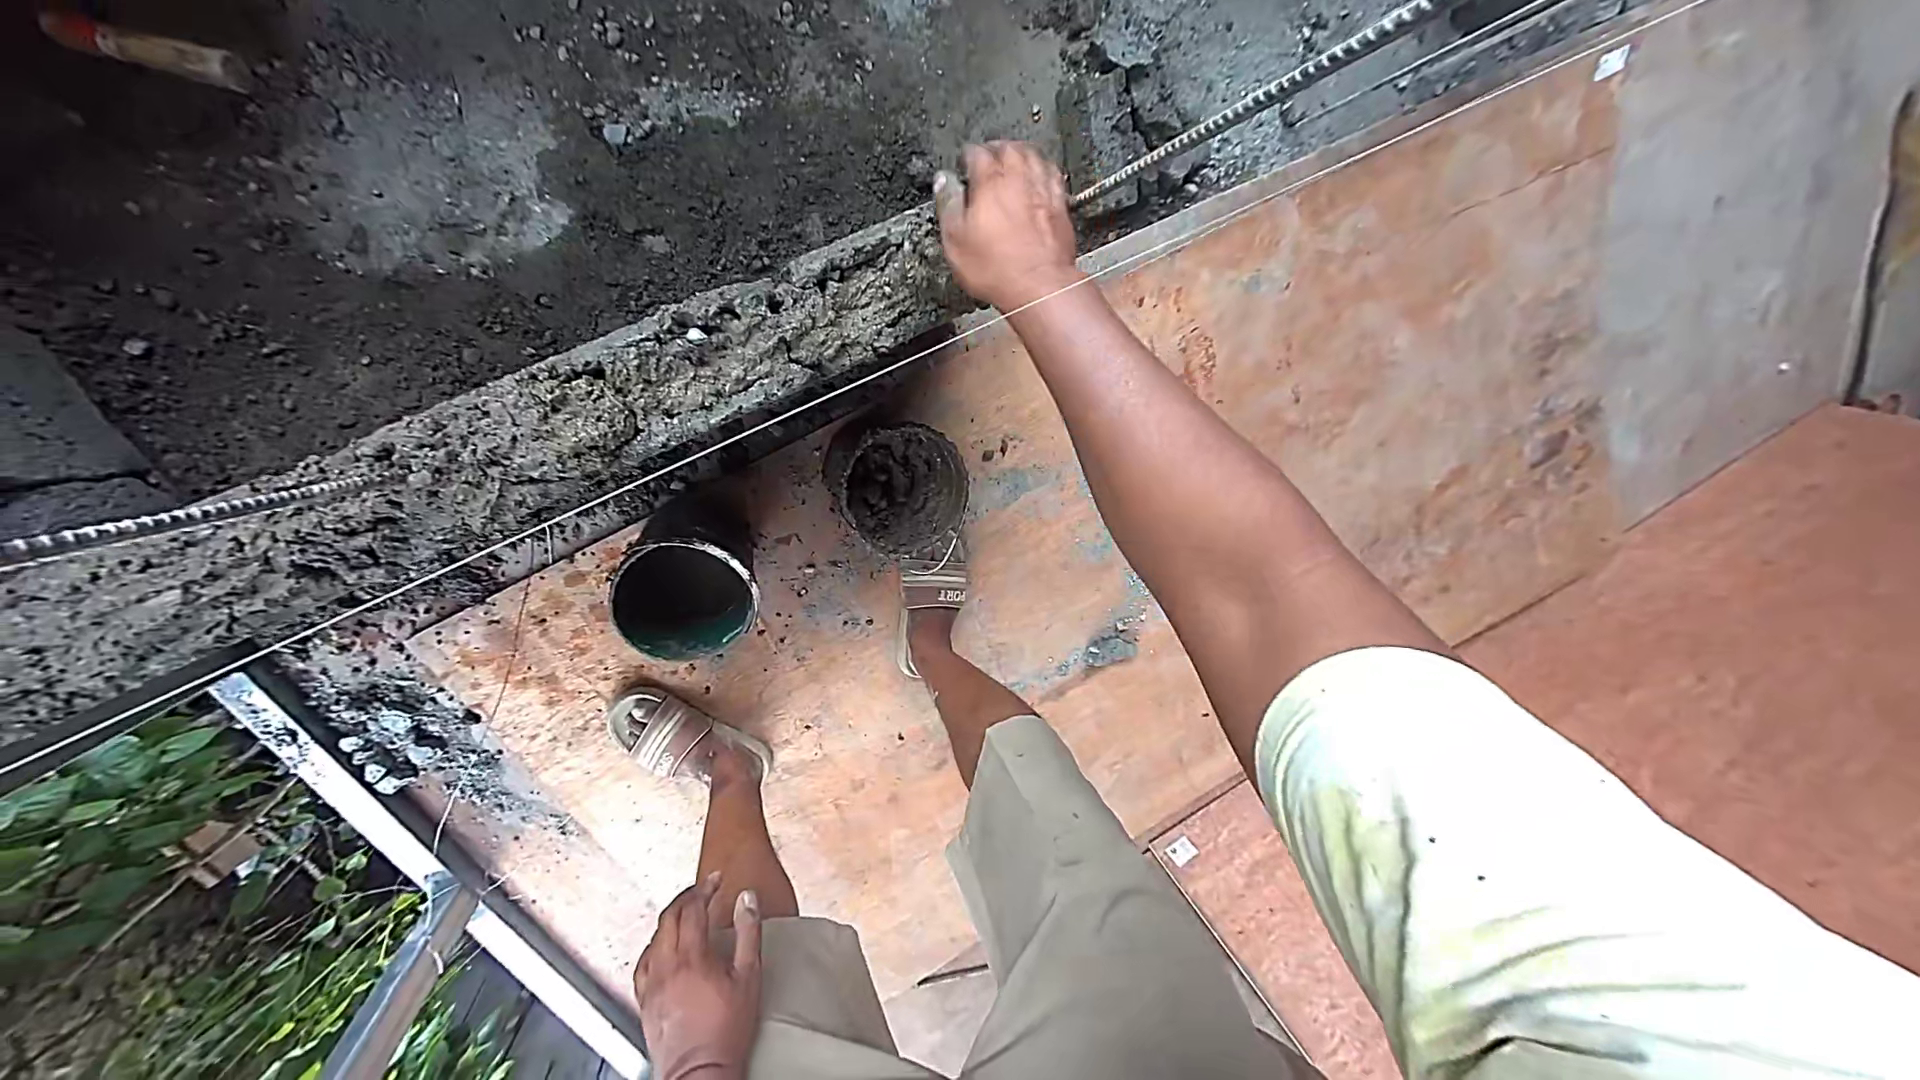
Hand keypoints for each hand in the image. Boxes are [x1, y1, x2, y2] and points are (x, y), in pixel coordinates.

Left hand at [634, 873, 762, 1079]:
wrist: (701, 1074)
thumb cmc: (727, 1030)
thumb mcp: (749, 976)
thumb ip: (748, 932)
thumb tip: (746, 899)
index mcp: (692, 958)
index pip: (693, 909)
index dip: (705, 889)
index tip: (716, 880)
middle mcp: (666, 967)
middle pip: (669, 918)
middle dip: (686, 898)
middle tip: (703, 890)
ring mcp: (651, 986)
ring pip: (654, 938)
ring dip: (670, 919)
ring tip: (686, 913)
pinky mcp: (644, 1003)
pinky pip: (643, 963)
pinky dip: (655, 946)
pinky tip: (663, 947)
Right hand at [934, 141, 1085, 311]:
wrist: (1038, 286)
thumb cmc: (998, 269)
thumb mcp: (955, 241)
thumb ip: (948, 204)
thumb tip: (943, 182)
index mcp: (989, 182)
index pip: (975, 153)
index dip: (966, 157)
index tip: (963, 164)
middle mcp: (1018, 179)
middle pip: (1007, 148)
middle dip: (995, 150)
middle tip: (988, 157)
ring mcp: (1042, 191)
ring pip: (1033, 156)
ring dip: (1021, 153)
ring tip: (1013, 158)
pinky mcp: (1060, 206)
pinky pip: (1053, 175)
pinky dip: (1044, 170)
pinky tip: (1041, 175)